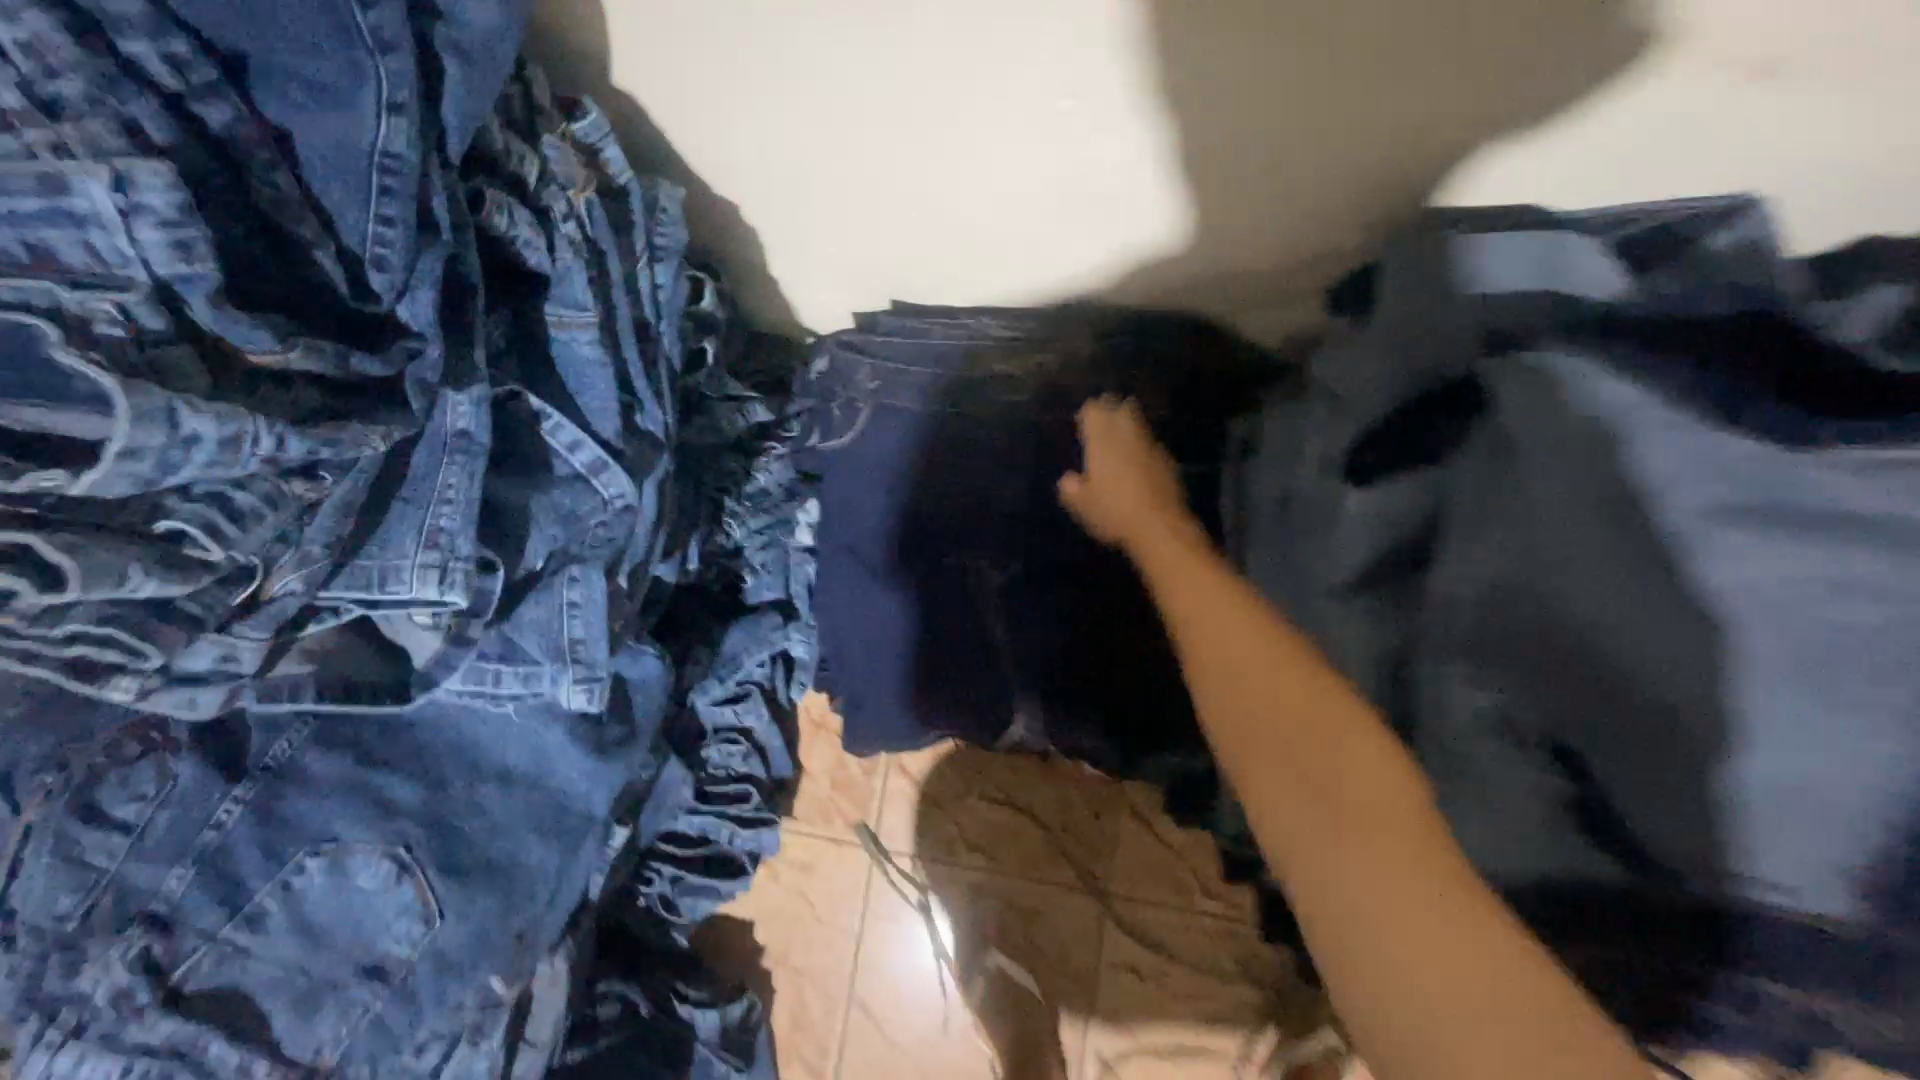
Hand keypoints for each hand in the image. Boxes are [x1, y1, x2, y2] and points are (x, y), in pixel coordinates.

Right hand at [1057, 396, 1198, 552]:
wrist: (1159, 526)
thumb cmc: (1113, 513)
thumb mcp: (1081, 506)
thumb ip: (1070, 488)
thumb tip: (1068, 478)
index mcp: (1101, 443)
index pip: (1093, 412)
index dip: (1088, 412)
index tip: (1083, 419)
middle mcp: (1126, 437)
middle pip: (1120, 409)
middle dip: (1111, 408)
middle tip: (1105, 416)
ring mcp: (1150, 447)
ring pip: (1139, 423)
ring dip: (1130, 423)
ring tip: (1122, 433)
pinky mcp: (1168, 461)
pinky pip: (1151, 444)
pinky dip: (1143, 446)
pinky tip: (1140, 459)